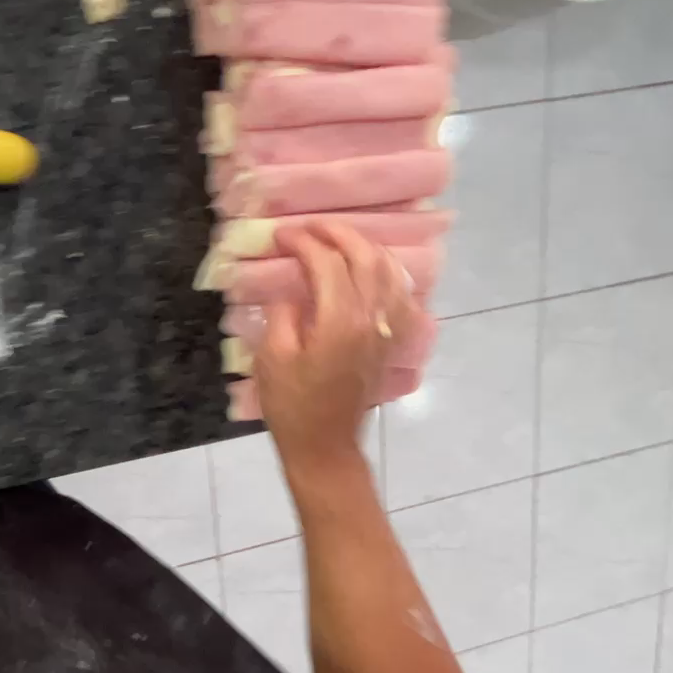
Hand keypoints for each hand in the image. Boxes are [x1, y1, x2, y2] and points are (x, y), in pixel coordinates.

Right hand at [253, 221, 414, 478]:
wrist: (324, 444)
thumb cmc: (291, 405)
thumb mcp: (273, 358)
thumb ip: (283, 314)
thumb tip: (290, 289)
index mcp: (340, 319)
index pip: (326, 263)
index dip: (303, 243)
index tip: (281, 235)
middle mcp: (372, 317)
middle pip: (364, 257)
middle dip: (337, 234)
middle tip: (310, 227)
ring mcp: (386, 328)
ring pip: (387, 270)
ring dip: (364, 247)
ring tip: (339, 240)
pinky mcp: (390, 340)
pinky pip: (399, 293)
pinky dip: (386, 272)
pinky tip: (373, 270)